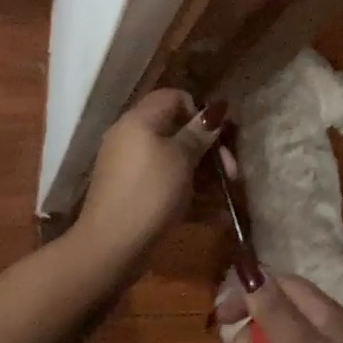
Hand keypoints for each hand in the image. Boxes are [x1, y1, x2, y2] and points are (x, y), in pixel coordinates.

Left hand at [71, 89, 217, 259]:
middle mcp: (131, 136)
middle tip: (231, 173)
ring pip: (173, 159)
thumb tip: (215, 108)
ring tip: (225, 195)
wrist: (111, 246)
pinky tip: (210, 212)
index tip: (218, 137)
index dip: (199, 111)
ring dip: (202, 173)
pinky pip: (164, 181)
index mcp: (140, 119)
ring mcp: (129, 165)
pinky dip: (186, 191)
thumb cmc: (150, 193)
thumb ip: (199, 133)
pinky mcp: (132, 191)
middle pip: (176, 129)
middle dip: (207, 148)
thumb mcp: (181, 159)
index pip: (174, 96)